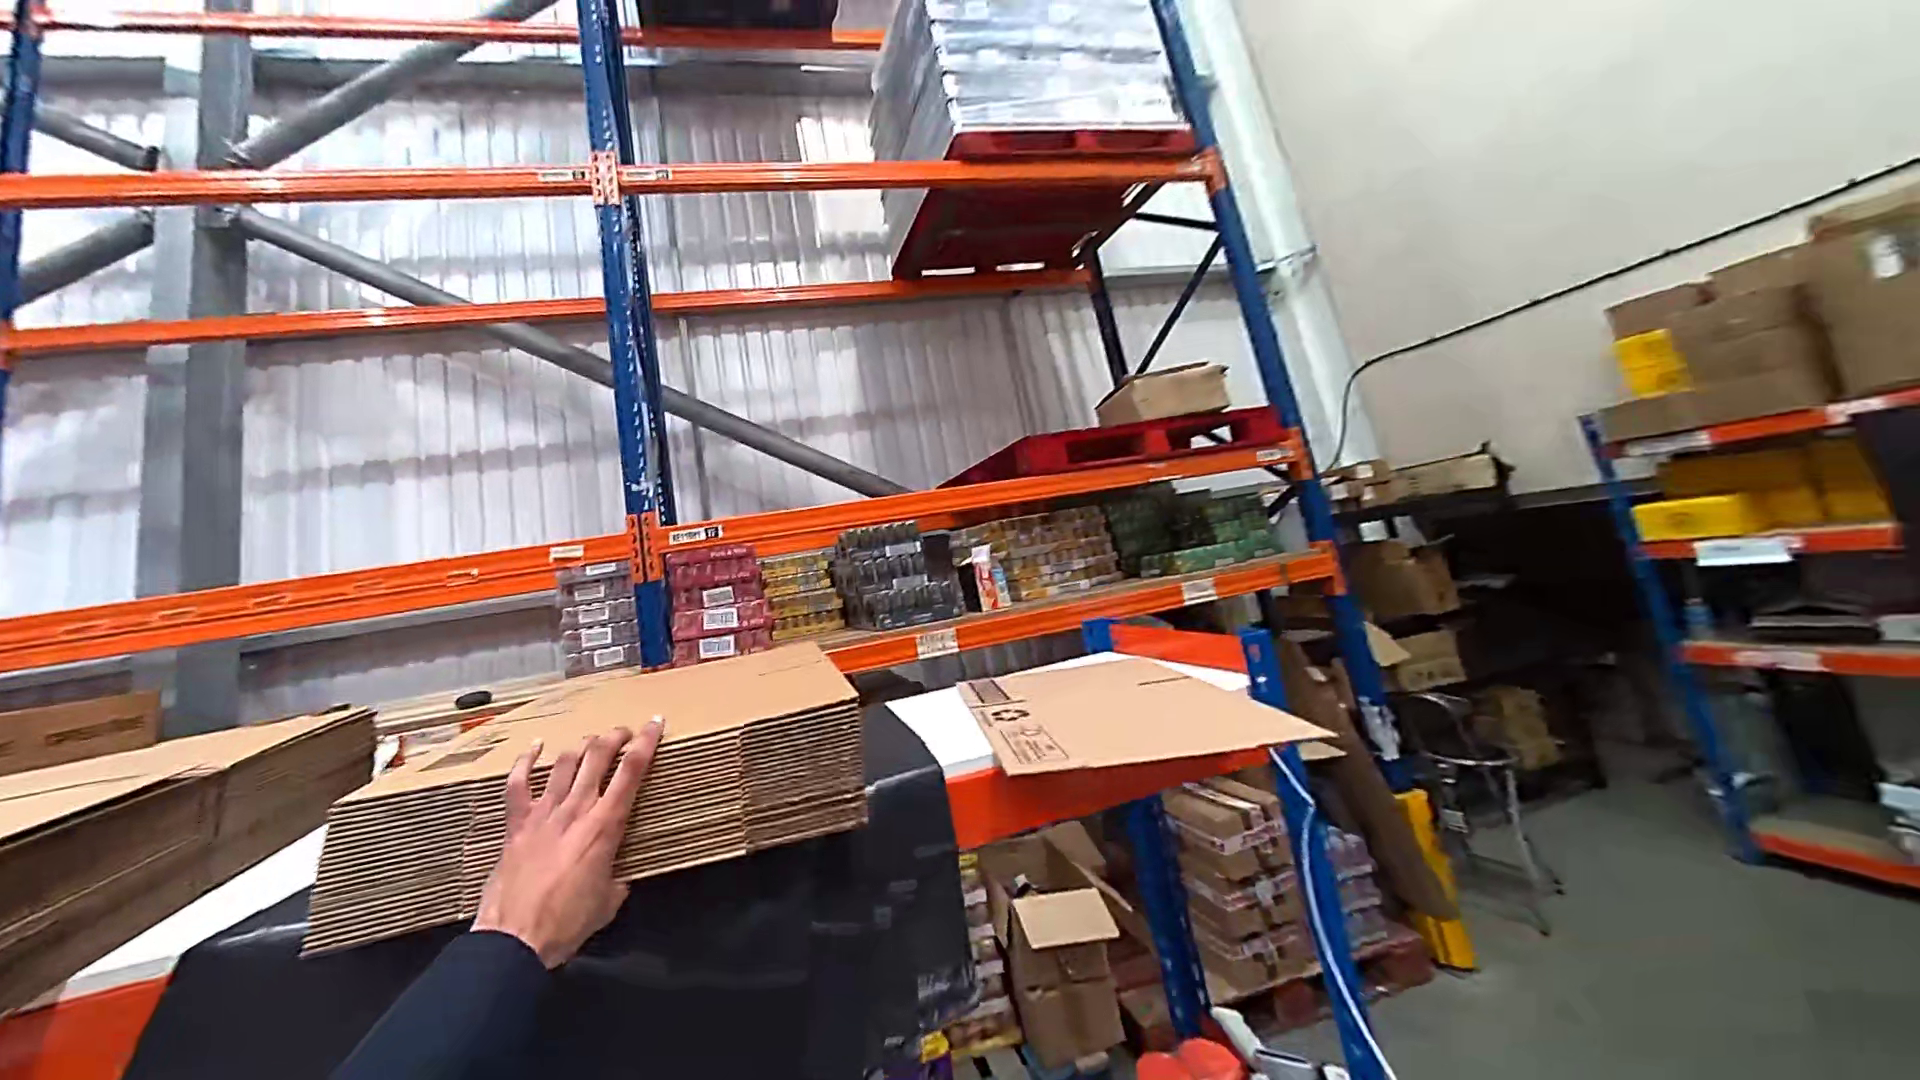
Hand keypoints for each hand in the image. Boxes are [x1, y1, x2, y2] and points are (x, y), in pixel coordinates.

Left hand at [472, 718, 662, 967]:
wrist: (512, 943)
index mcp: (606, 824)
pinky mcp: (516, 826)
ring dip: (582, 745)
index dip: (647, 741)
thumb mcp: (609, 900)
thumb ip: (618, 878)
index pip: (632, 770)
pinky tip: (535, 747)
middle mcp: (577, 809)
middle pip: (598, 755)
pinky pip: (517, 785)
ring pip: (565, 762)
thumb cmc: (567, 923)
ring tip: (593, 742)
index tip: (656, 723)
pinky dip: (526, 761)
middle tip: (626, 732)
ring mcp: (543, 814)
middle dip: (616, 736)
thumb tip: (618, 875)